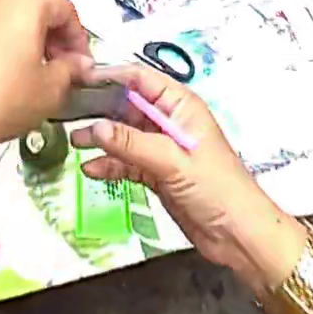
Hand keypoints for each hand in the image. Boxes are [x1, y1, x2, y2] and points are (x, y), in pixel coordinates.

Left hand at [0, 0, 92, 156]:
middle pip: (37, 10)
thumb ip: (71, 71)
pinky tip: (0, 75)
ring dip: (28, 41)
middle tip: (59, 72)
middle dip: (54, 39)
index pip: (66, 10)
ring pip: (11, 18)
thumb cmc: (3, 96)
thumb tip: (80, 63)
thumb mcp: (49, 90)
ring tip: (30, 75)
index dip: (79, 40)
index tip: (82, 69)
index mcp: (27, 2)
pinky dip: (2, 44)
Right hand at [69, 64, 304, 292]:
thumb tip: (95, 127)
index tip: (82, 78)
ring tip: (76, 141)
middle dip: (100, 108)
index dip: (111, 75)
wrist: (242, 238)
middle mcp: (167, 120)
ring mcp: (161, 146)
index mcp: (179, 105)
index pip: (140, 78)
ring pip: (123, 133)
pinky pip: (127, 160)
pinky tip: (92, 170)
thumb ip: (132, 142)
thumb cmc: (217, 187)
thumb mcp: (172, 161)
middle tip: (70, 109)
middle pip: (127, 104)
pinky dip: (110, 164)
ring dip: (102, 138)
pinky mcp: (156, 171)